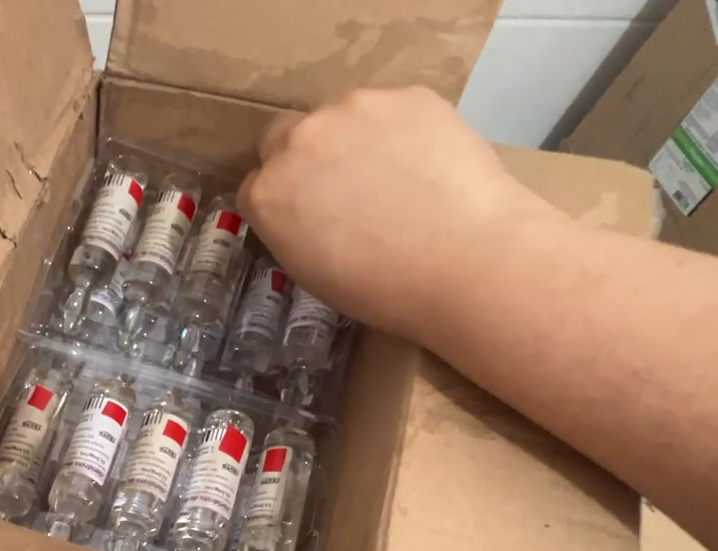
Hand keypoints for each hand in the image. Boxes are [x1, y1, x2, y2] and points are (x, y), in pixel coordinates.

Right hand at [238, 88, 566, 340]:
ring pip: (337, 118)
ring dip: (350, 140)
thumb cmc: (379, 288)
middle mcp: (298, 142)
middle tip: (338, 191)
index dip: (279, 201)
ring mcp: (352, 110)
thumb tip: (307, 214)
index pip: (255, 186)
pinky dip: (398, 131)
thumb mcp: (310, 271)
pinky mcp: (406, 95)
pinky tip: (422, 165)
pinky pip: (390, 110)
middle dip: (302, 159)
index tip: (301, 217)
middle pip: (283, 137)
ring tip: (389, 178)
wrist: (461, 259)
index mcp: (267, 193)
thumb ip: (292, 228)